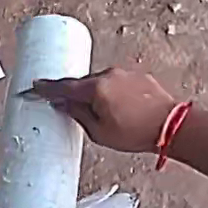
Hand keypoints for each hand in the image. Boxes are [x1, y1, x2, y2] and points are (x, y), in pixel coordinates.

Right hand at [30, 67, 179, 153]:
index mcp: (95, 88)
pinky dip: (113, 93)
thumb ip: (77, 115)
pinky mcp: (138, 76)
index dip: (47, 88)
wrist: (173, 127)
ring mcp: (124, 74)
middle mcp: (108, 75)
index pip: (63, 87)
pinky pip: (117, 82)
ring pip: (101, 82)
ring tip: (105, 115)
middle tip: (71, 109)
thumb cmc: (136, 133)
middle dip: (76, 95)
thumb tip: (63, 105)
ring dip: (97, 95)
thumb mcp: (99, 132)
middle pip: (83, 84)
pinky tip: (120, 109)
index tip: (35, 86)